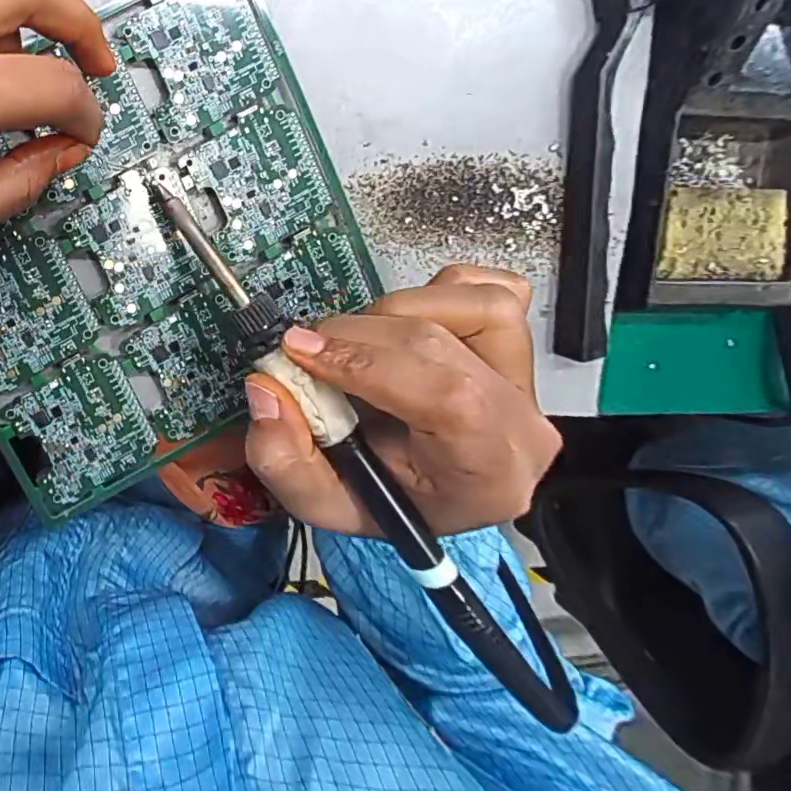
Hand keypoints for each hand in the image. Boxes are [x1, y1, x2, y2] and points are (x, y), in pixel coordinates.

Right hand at [242, 265, 560, 536]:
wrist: (420, 489)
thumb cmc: (380, 499)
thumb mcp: (318, 502)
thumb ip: (282, 459)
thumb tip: (266, 389)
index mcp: (487, 472)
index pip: (448, 398)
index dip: (367, 365)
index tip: (299, 352)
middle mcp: (520, 422)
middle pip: (436, 344)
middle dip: (350, 337)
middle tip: (301, 352)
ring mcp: (524, 376)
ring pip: (468, 306)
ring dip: (389, 314)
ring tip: (355, 346)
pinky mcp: (516, 340)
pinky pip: (487, 288)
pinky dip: (433, 292)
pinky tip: (401, 322)